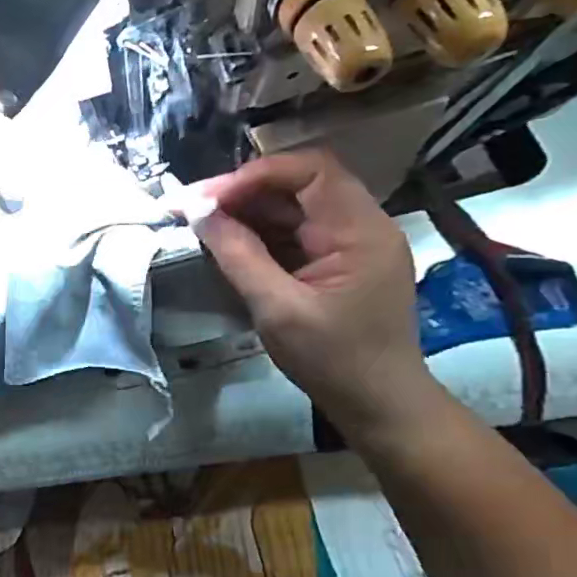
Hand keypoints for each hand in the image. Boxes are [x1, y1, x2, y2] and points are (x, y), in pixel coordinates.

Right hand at [189, 149, 436, 429]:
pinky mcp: (341, 261)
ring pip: (296, 206)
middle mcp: (363, 225)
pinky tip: (230, 242)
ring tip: (204, 223)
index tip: (211, 197)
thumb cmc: (333, 359)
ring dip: (250, 210)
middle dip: (245, 191)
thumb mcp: (277, 308)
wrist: (380, 406)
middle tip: (195, 208)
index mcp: (361, 231)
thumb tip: (199, 211)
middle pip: (301, 184)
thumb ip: (237, 254)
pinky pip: (298, 231)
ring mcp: (353, 243)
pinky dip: (262, 231)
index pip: (311, 170)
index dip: (257, 174)